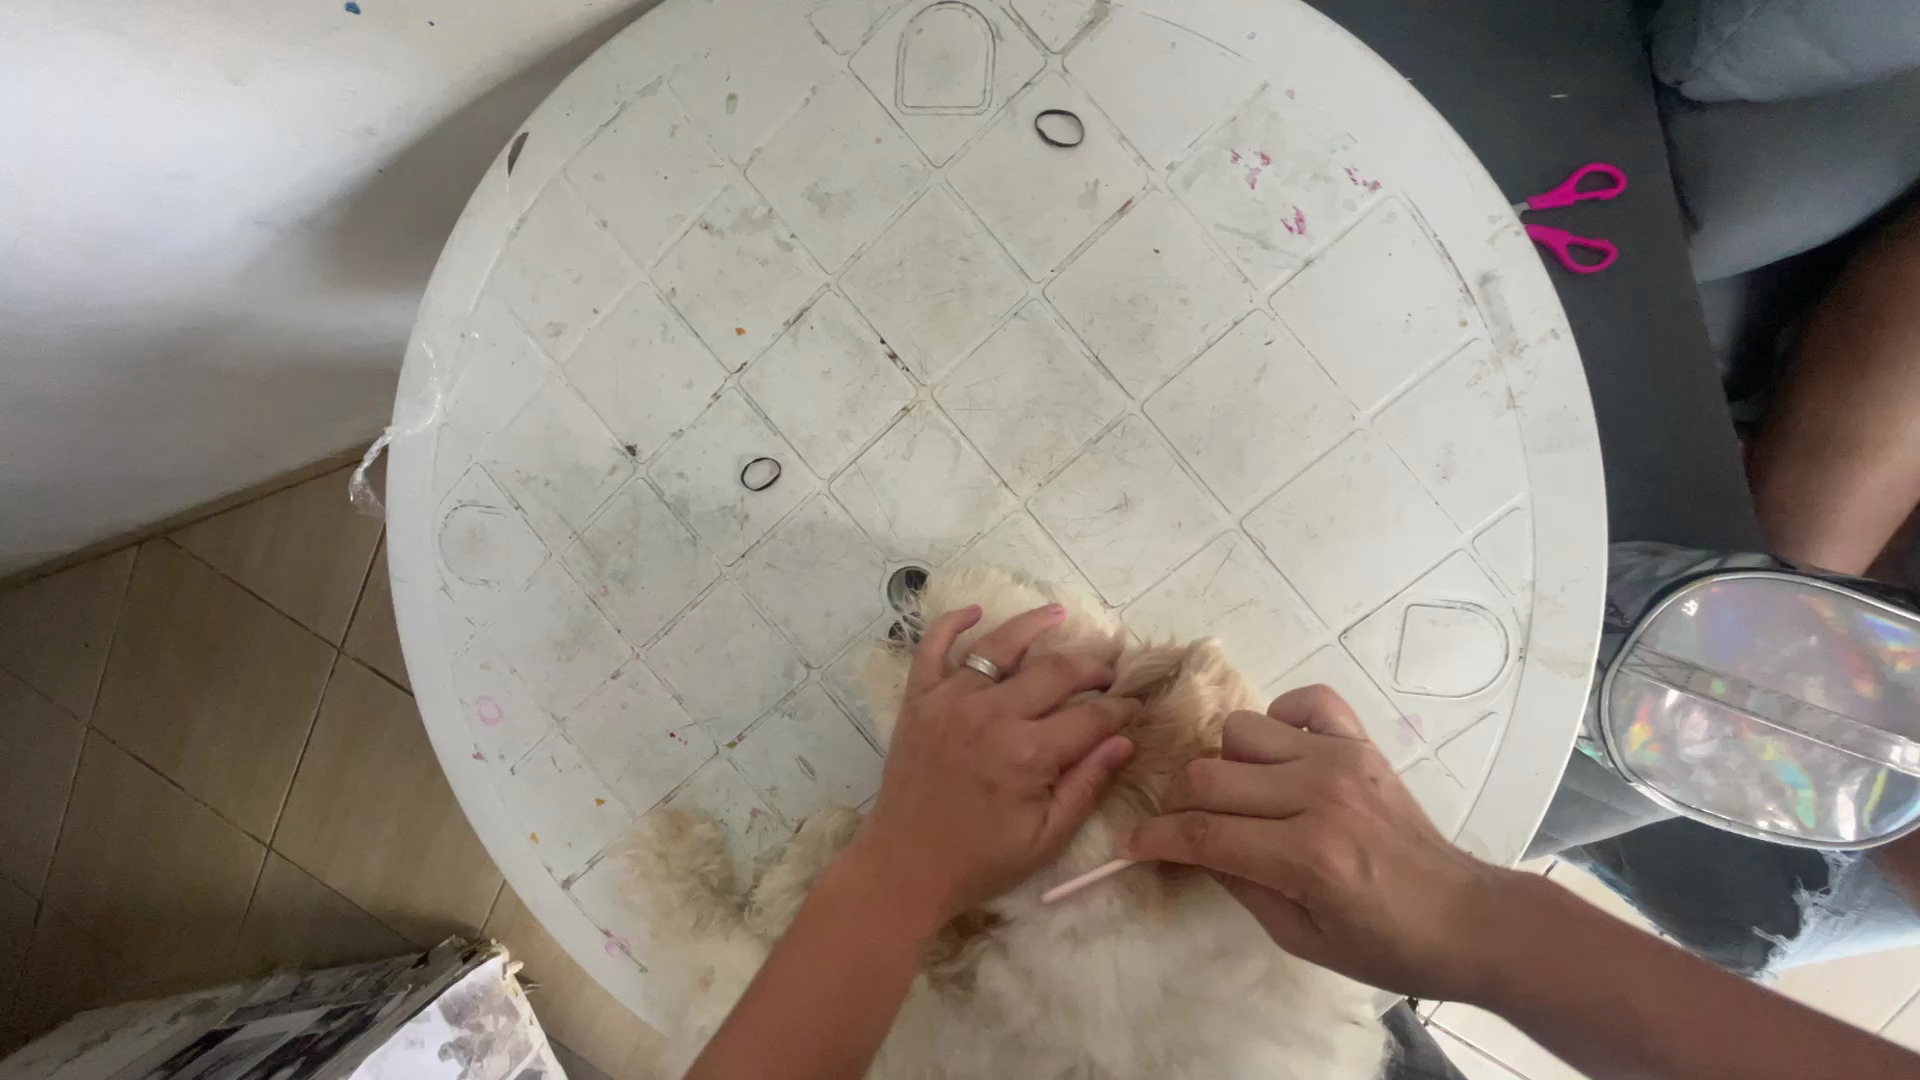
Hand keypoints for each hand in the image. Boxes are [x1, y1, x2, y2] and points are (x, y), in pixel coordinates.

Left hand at [851, 603, 1138, 924]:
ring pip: (999, 646)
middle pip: (1054, 671)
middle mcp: (991, 714)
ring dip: (1033, 625)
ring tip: (1059, 614)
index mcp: (1027, 753)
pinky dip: (951, 624)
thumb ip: (1088, 785)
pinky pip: (932, 648)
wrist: (905, 865)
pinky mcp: (919, 698)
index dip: (1120, 709)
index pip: (1090, 716)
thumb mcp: (1047, 838)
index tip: (1134, 706)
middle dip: (1091, 667)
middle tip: (1107, 672)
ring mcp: (950, 700)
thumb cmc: (981, 859)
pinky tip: (975, 611)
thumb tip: (1124, 740)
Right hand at [1124, 685, 1518, 1000]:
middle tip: (1184, 822)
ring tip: (1247, 792)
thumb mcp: (1298, 936)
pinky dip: (1282, 719)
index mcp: (1306, 856)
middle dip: (1178, 802)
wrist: (1467, 918)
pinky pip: (1304, 700)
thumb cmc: (1383, 942)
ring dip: (1228, 763)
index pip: (1203, 834)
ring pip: (1241, 729)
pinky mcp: (1360, 741)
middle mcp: (1318, 795)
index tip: (1131, 843)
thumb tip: (1188, 843)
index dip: (1155, 839)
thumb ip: (1236, 882)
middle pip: (1208, 775)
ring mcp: (1340, 758)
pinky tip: (1285, 752)